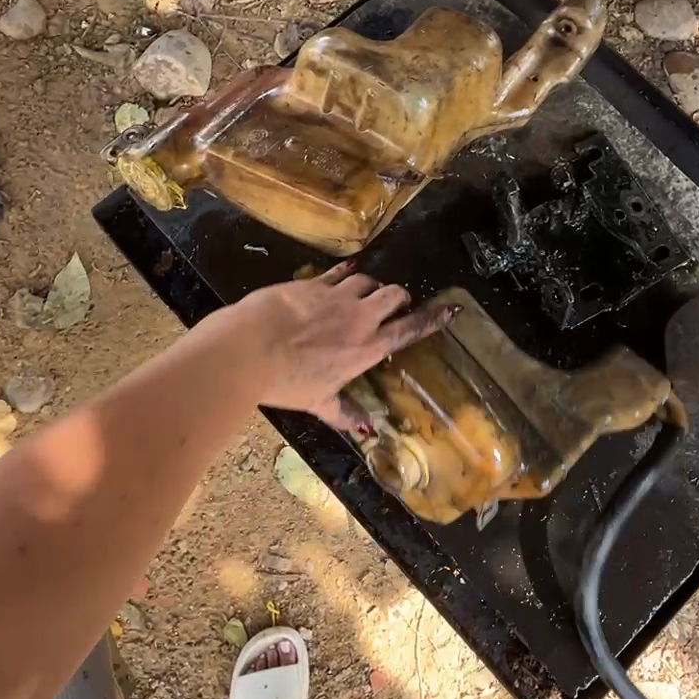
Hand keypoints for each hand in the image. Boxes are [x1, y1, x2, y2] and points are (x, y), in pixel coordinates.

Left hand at [208, 261, 454, 428]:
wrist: (249, 347)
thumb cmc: (285, 381)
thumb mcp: (318, 401)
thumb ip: (345, 413)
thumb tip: (367, 428)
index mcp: (366, 348)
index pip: (408, 330)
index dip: (432, 319)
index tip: (450, 308)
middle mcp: (359, 318)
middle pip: (393, 295)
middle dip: (400, 296)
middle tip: (398, 302)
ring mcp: (336, 296)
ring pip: (367, 280)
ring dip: (372, 285)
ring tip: (368, 291)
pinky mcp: (313, 283)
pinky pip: (339, 271)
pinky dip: (347, 271)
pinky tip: (348, 269)